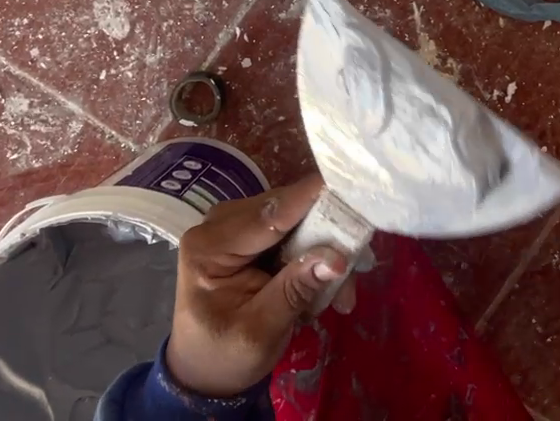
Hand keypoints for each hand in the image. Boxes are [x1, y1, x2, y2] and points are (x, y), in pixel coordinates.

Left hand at [163, 175, 354, 396]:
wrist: (205, 373)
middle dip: (325, 235)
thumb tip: (336, 258)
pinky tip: (327, 286)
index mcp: (210, 246)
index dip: (310, 199)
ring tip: (342, 292)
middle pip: (287, 209)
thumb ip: (294, 291)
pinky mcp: (255, 231)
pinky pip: (297, 228)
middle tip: (354, 269)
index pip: (268, 214)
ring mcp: (239, 224)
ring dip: (325, 247)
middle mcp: (221, 223)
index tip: (349, 187)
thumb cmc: (224, 356)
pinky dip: (316, 252)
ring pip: (298, 216)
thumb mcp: (260, 333)